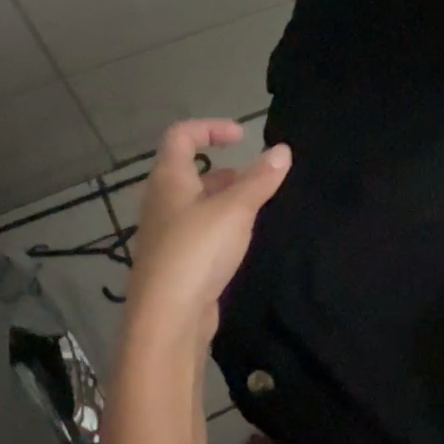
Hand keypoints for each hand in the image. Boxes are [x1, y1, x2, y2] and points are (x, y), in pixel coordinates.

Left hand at [125, 120, 291, 354]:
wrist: (167, 317)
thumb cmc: (197, 251)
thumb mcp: (235, 210)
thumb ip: (260, 179)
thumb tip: (282, 150)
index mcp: (169, 179)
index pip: (181, 135)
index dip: (210, 127)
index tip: (242, 136)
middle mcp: (161, 200)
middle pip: (188, 170)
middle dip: (225, 171)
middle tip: (256, 181)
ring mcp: (164, 232)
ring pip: (195, 203)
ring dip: (224, 199)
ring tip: (254, 210)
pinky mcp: (173, 260)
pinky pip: (197, 230)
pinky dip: (219, 225)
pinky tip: (239, 242)